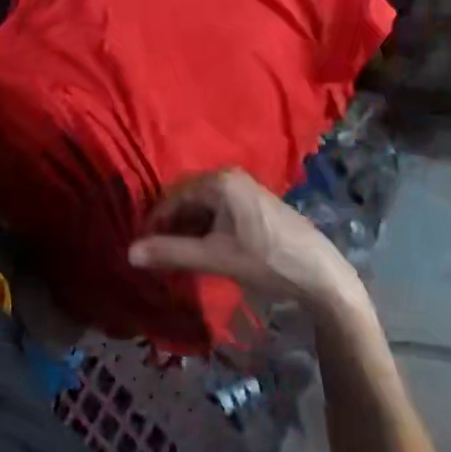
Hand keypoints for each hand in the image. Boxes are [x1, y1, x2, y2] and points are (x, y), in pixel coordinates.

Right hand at [128, 169, 360, 309]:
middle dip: (170, 226)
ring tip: (177, 257)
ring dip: (187, 229)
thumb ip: (171, 253)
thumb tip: (129, 252)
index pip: (172, 197)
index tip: (141, 248)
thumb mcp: (215, 258)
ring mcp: (243, 188)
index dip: (154, 222)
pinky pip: (217, 211)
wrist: (321, 274)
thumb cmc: (267, 260)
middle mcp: (229, 176)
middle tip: (158, 255)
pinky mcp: (253, 204)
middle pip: (186, 199)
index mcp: (219, 181)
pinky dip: (205, 229)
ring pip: (202, 206)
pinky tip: (202, 251)